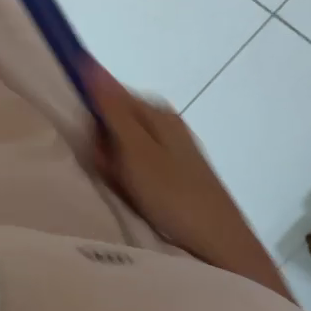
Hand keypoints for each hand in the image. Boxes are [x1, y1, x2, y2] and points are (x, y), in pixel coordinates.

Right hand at [86, 66, 289, 296]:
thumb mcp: (135, 150)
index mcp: (156, 110)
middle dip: (106, 150)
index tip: (93, 148)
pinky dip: (133, 184)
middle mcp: (166, 122)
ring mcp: (173, 150)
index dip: (93, 122)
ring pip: (125, 150)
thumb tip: (87, 62)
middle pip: (115, 123)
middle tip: (113, 176)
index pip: (107, 96)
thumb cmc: (175, 196)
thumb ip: (111, 108)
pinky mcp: (177, 175)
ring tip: (126, 193)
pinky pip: (139, 169)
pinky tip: (139, 202)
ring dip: (117, 170)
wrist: (223, 248)